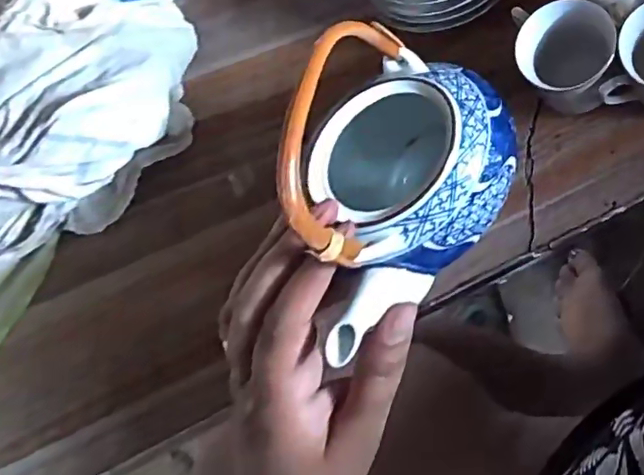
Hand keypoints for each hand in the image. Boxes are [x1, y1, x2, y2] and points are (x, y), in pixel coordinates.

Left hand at [204, 201, 416, 474]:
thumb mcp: (361, 436)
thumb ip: (379, 373)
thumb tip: (403, 305)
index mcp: (273, 400)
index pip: (280, 329)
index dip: (307, 278)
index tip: (343, 235)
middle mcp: (245, 379)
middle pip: (248, 305)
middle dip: (285, 249)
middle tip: (328, 207)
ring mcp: (240, 370)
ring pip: (241, 302)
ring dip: (273, 252)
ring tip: (312, 212)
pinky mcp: (248, 361)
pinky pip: (248, 307)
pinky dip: (269, 269)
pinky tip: (298, 248)